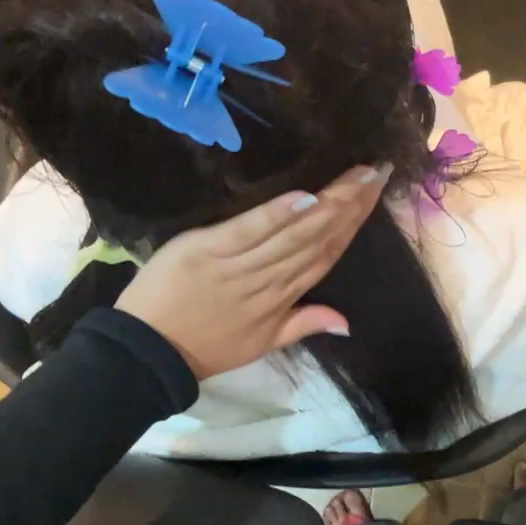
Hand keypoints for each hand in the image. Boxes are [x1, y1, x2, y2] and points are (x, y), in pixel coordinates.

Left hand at [116, 165, 389, 378]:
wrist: (151, 353)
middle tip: (374, 171)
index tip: (373, 192)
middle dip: (349, 204)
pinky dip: (277, 215)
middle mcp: (270, 280)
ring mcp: (240, 264)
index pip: (326, 255)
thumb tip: (347, 321)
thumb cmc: (205, 347)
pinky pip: (250, 230)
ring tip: (354, 177)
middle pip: (317, 238)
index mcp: (283, 299)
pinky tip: (303, 195)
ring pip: (293, 233)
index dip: (353, 224)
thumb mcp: (261, 345)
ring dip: (327, 204)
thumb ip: (304, 324)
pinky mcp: (208, 249)